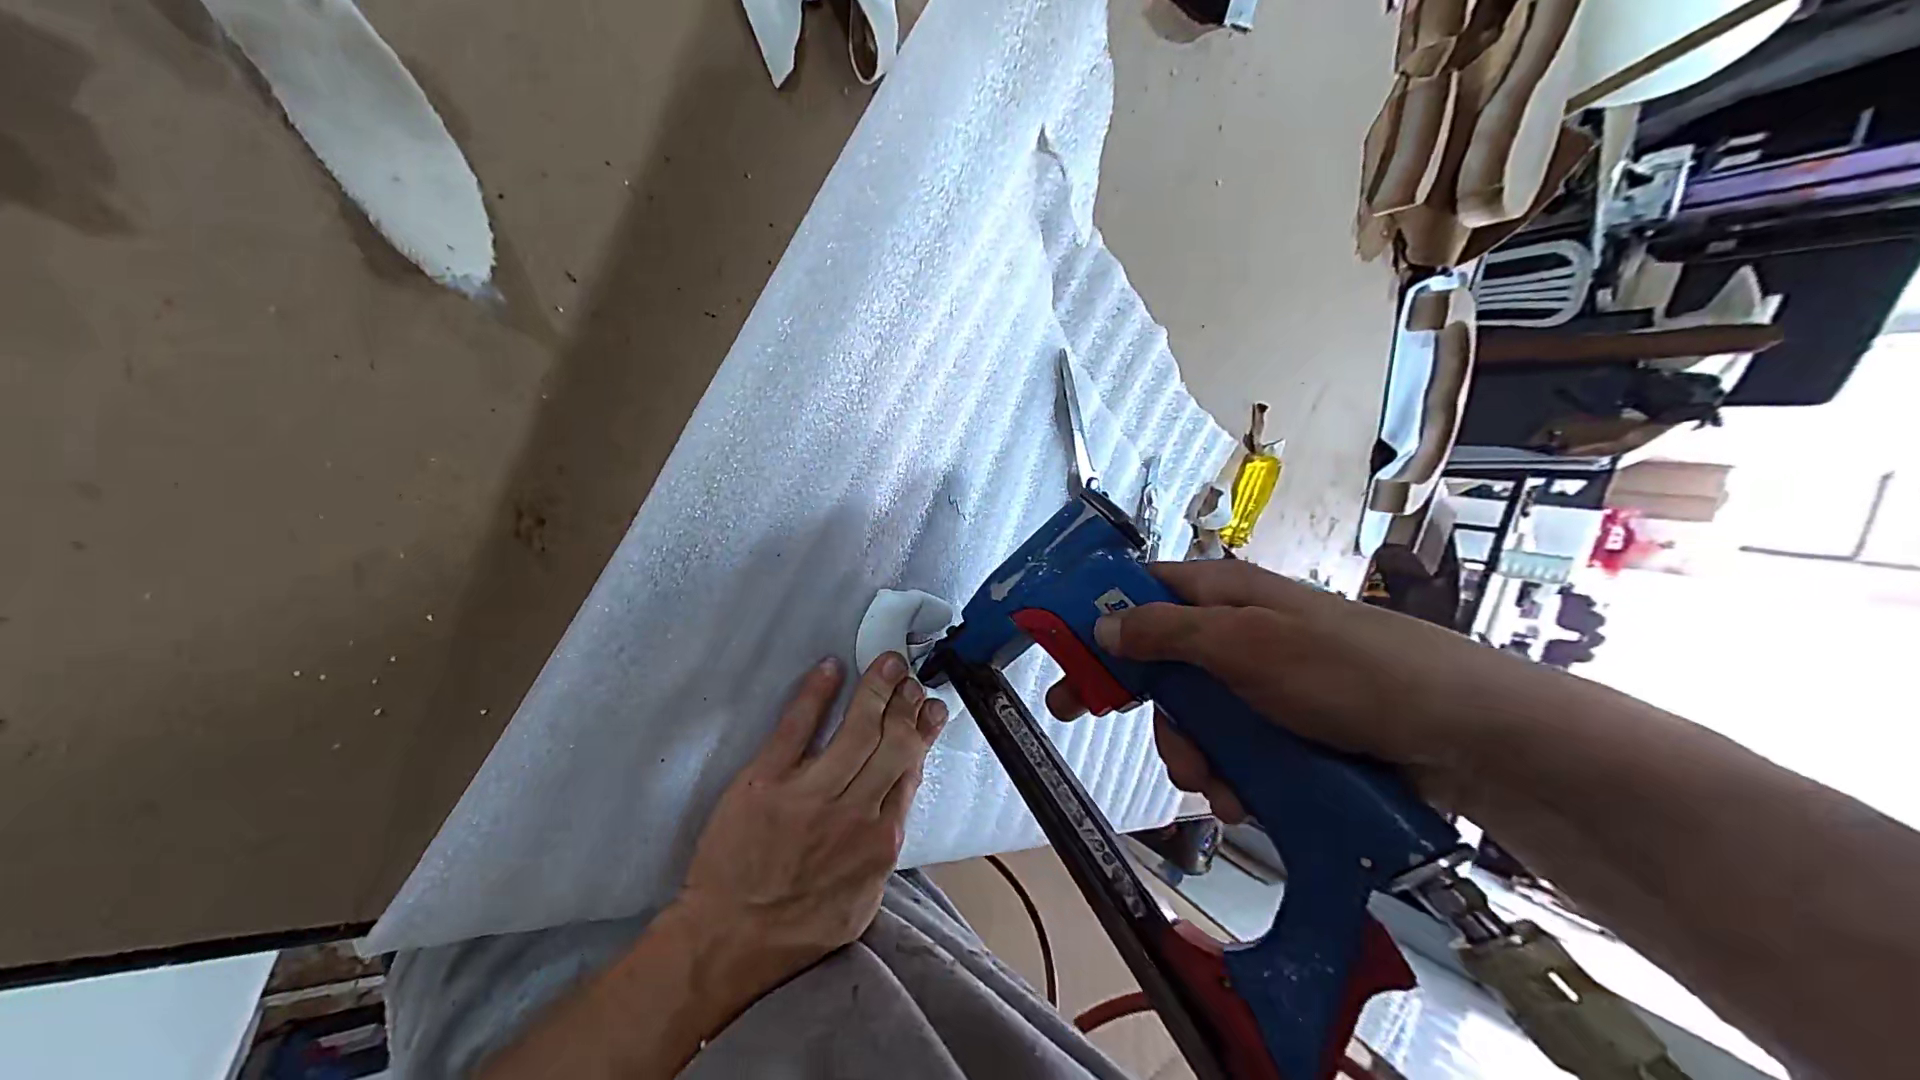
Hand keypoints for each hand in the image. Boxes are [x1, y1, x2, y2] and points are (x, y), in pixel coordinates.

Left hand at [678, 652, 945, 989]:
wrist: (731, 943)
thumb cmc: (798, 926)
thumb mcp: (862, 896)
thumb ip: (885, 845)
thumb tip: (899, 798)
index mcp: (879, 838)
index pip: (910, 766)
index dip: (922, 730)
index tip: (929, 707)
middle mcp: (852, 811)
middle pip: (892, 741)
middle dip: (906, 701)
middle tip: (908, 674)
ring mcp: (809, 794)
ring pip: (855, 728)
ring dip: (875, 689)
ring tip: (886, 663)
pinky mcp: (766, 782)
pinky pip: (796, 727)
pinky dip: (816, 693)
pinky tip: (830, 669)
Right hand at [1046, 559, 1550, 819]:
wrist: (1458, 734)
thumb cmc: (1343, 671)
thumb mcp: (1244, 644)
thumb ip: (1166, 632)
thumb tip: (1102, 622)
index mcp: (1221, 594)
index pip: (1139, 590)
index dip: (1097, 616)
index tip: (1062, 654)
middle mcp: (1236, 632)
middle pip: (1160, 664)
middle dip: (1154, 712)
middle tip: (1127, 739)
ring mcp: (1262, 681)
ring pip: (1196, 717)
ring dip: (1196, 756)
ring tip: (1219, 790)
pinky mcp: (1286, 726)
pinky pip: (1234, 749)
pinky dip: (1231, 777)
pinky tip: (1245, 800)